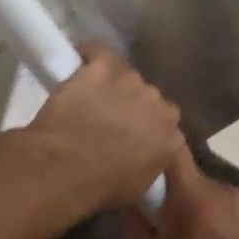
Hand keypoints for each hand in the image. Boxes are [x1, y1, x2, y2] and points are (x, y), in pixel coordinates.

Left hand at [27, 43, 184, 208]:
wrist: (66, 166)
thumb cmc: (100, 187)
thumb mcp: (137, 186)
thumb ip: (149, 163)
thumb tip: (142, 154)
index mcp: (171, 137)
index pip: (165, 121)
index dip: (145, 123)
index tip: (129, 131)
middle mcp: (158, 103)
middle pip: (146, 95)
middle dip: (130, 102)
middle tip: (106, 116)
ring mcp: (131, 81)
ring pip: (124, 74)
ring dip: (109, 81)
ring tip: (88, 96)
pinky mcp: (104, 64)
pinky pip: (98, 52)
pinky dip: (88, 55)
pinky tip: (77, 64)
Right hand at [123, 148, 238, 238]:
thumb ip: (132, 224)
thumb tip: (127, 194)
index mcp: (192, 195)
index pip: (173, 147)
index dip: (154, 145)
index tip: (139, 158)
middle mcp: (216, 185)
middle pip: (181, 167)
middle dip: (167, 184)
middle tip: (156, 212)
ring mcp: (235, 192)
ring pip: (197, 182)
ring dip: (186, 197)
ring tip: (183, 228)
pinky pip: (213, 193)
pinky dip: (203, 205)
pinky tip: (204, 232)